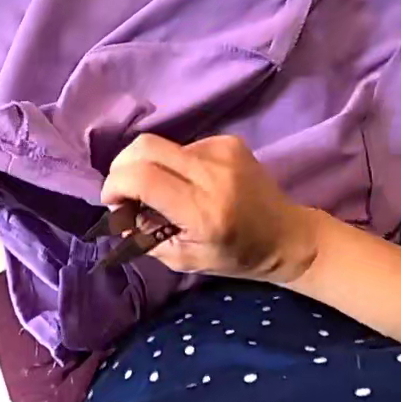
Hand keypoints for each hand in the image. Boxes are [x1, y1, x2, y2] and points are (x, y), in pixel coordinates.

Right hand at [100, 134, 318, 282]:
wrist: (288, 236)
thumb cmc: (235, 255)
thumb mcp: (184, 259)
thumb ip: (145, 236)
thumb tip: (118, 212)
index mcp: (203, 211)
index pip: (142, 178)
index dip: (115, 185)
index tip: (112, 202)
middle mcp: (212, 174)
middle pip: (144, 147)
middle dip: (121, 167)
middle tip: (123, 190)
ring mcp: (222, 152)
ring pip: (159, 145)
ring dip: (147, 166)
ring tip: (160, 190)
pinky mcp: (228, 142)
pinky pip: (181, 146)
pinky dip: (171, 163)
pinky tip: (186, 182)